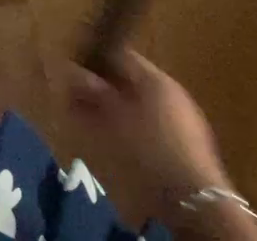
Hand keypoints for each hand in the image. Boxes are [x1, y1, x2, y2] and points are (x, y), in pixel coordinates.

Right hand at [63, 51, 231, 206]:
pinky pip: (150, 124)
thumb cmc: (146, 148)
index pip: (120, 55)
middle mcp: (172, 93)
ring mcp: (183, 119)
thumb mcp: (108, 114)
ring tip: (91, 120)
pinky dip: (130, 126)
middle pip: (129, 79)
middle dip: (102, 86)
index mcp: (156, 79)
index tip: (72, 67)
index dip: (93, 58)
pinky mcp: (186, 145)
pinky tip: (116, 141)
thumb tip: (65, 67)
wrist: (191, 200)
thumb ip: (87, 87)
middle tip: (76, 96)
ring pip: (139, 103)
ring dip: (114, 107)